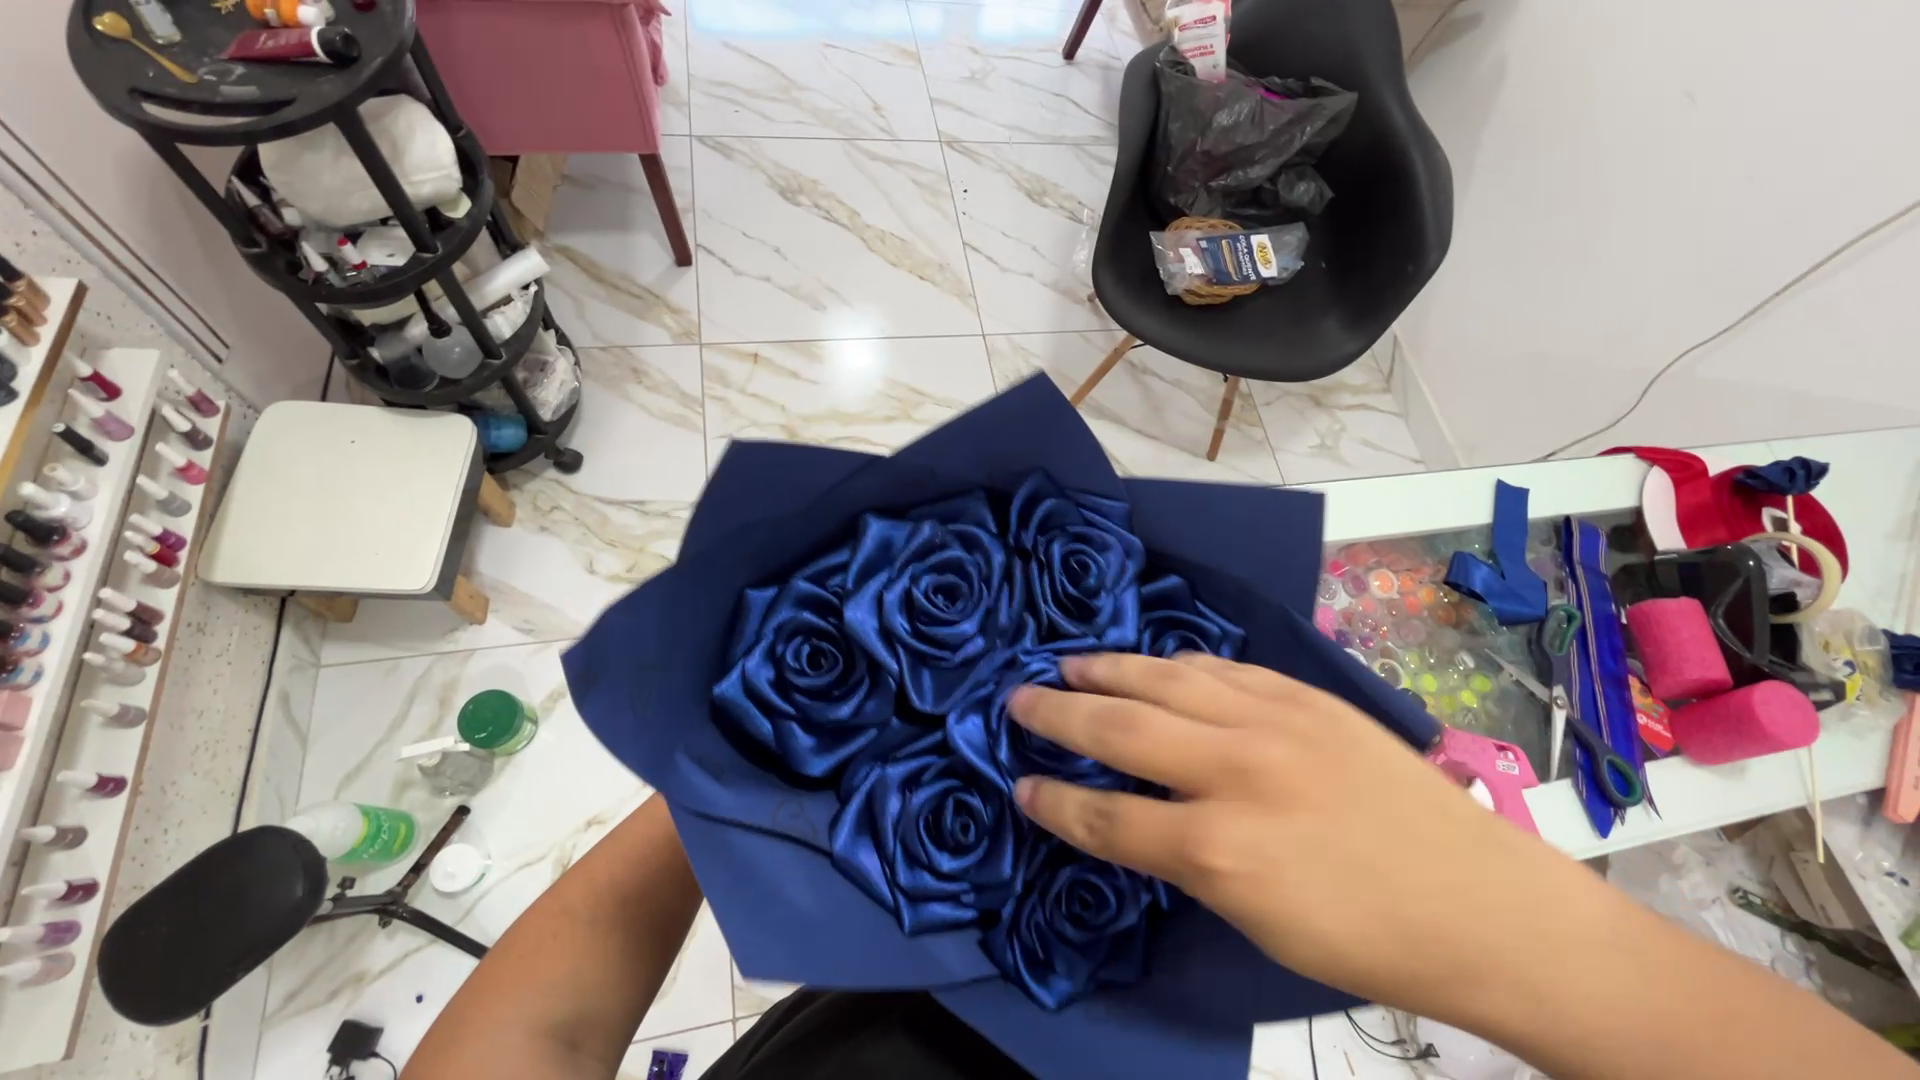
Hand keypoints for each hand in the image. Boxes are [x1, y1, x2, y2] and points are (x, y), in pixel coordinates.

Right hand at [1008, 652, 1601, 1020]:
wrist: (1481, 904)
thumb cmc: (1363, 935)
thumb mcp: (1254, 919)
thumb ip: (1182, 860)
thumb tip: (1129, 818)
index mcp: (1218, 847)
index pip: (1108, 818)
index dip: (1057, 803)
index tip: (1021, 785)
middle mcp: (1235, 770)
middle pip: (1122, 729)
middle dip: (1060, 714)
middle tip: (1018, 699)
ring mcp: (1275, 722)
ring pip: (1167, 679)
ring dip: (1110, 669)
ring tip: (1070, 662)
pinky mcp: (1308, 698)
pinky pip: (1224, 668)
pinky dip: (1179, 663)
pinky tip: (1157, 662)